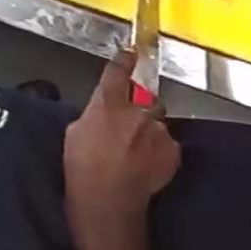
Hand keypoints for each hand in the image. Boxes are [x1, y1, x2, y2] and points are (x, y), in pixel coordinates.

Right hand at [64, 51, 180, 249]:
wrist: (109, 197)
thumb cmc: (83, 167)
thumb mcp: (77, 132)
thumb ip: (96, 114)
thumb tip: (105, 112)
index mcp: (109, 104)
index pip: (118, 73)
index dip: (125, 61)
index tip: (132, 52)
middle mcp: (138, 113)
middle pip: (148, 101)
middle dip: (142, 111)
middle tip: (130, 131)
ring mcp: (159, 131)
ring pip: (159, 124)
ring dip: (151, 133)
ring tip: (138, 154)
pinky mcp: (173, 150)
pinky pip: (169, 144)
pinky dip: (161, 151)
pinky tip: (148, 165)